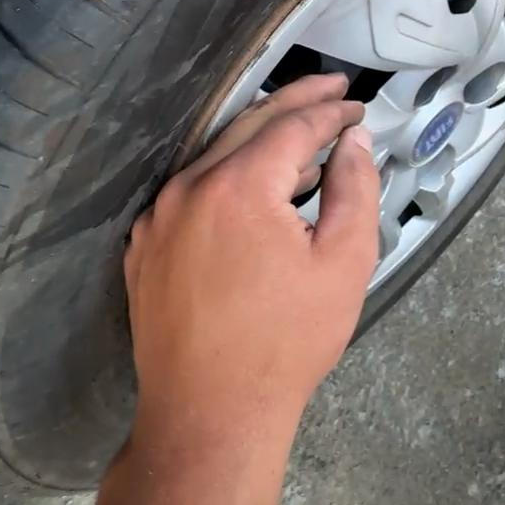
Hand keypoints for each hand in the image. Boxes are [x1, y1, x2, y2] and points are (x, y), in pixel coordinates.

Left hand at [99, 73, 378, 504]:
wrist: (209, 416)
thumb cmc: (284, 343)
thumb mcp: (345, 260)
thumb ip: (356, 187)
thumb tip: (353, 142)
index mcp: (239, 187)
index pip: (294, 125)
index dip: (331, 111)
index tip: (357, 108)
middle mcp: (190, 188)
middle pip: (252, 122)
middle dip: (299, 100)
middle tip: (334, 88)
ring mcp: (161, 216)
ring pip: (220, 150)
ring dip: (266, 134)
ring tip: (307, 133)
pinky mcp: (147, 243)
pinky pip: (196, 185)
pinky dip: (233, 170)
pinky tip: (262, 183)